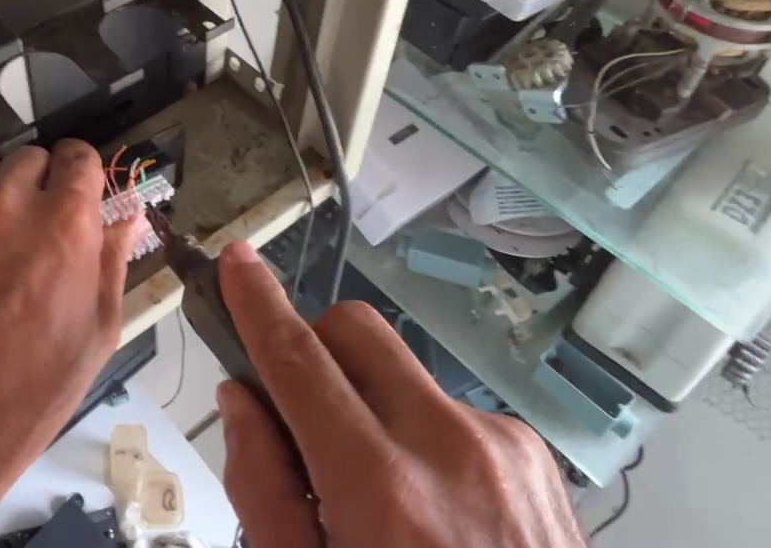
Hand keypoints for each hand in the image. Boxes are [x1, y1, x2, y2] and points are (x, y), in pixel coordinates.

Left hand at [0, 141, 147, 547]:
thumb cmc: (19, 399)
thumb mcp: (93, 336)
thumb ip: (111, 261)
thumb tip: (125, 217)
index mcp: (63, 223)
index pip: (79, 156)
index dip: (78, 175)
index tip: (71, 191)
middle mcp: (5, 201)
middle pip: (28, 160)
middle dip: (32, 189)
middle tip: (24, 239)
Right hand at [214, 240, 584, 547]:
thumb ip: (263, 487)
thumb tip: (243, 398)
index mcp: (383, 490)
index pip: (299, 361)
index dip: (258, 303)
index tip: (236, 260)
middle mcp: (449, 446)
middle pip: (356, 330)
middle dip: (315, 349)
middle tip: (300, 413)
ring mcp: (502, 446)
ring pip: (401, 370)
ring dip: (368, 400)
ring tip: (381, 493)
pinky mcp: (533, 457)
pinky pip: (446, 408)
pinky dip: (417, 432)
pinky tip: (434, 511)